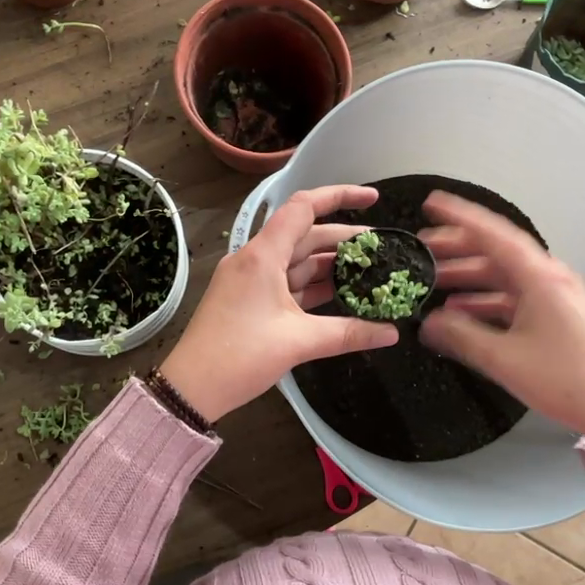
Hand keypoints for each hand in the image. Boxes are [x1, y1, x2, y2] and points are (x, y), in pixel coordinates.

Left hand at [158, 186, 399, 421]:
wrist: (192, 388)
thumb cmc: (240, 356)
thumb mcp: (299, 342)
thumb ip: (348, 333)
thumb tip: (392, 332)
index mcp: (262, 255)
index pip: (304, 207)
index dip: (340, 196)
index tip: (373, 198)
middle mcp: (255, 260)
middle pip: (306, 236)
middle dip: (345, 238)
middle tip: (383, 248)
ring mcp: (251, 281)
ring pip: (298, 262)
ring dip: (331, 264)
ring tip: (371, 270)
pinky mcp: (249, 301)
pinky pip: (288, 284)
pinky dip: (313, 286)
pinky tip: (342, 292)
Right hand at [418, 190, 584, 455]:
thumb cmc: (566, 380)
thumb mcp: (504, 358)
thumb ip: (461, 336)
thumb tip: (429, 323)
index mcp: (540, 278)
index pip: (494, 234)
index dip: (460, 217)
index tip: (432, 203)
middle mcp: (550, 279)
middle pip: (497, 252)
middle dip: (458, 247)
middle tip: (423, 247)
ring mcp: (555, 297)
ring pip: (503, 275)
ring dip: (469, 275)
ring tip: (433, 280)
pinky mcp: (556, 316)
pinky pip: (513, 297)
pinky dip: (485, 298)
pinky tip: (461, 310)